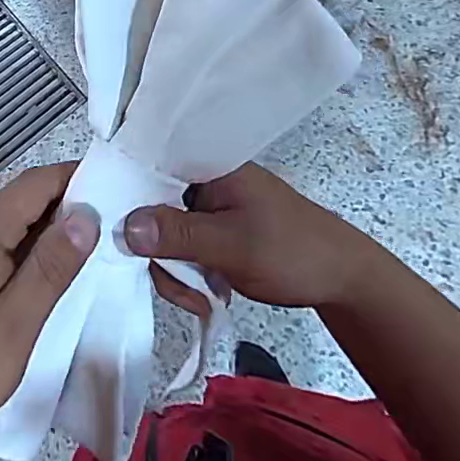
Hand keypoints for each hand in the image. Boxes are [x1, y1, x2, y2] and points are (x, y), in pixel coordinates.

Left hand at [0, 164, 97, 460]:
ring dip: (47, 240)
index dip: (78, 179)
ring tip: (89, 265)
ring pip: (10, 228)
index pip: (37, 182)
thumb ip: (51, 268)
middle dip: (68, 214)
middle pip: (24, 203)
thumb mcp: (13, 327)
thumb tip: (86, 212)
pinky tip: (44, 286)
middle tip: (115, 239)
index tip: (121, 192)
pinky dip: (23, 258)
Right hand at [124, 162, 386, 312]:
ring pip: (161, 230)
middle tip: (179, 287)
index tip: (114, 231)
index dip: (124, 190)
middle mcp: (199, 177)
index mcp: (205, 163)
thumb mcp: (233, 245)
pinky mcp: (209, 228)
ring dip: (172, 268)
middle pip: (149, 203)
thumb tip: (124, 227)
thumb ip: (178, 234)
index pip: (148, 162)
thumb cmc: (293, 251)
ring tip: (199, 297)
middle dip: (155, 249)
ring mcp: (204, 205)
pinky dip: (184, 272)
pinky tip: (203, 294)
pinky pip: (178, 245)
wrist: (345, 281)